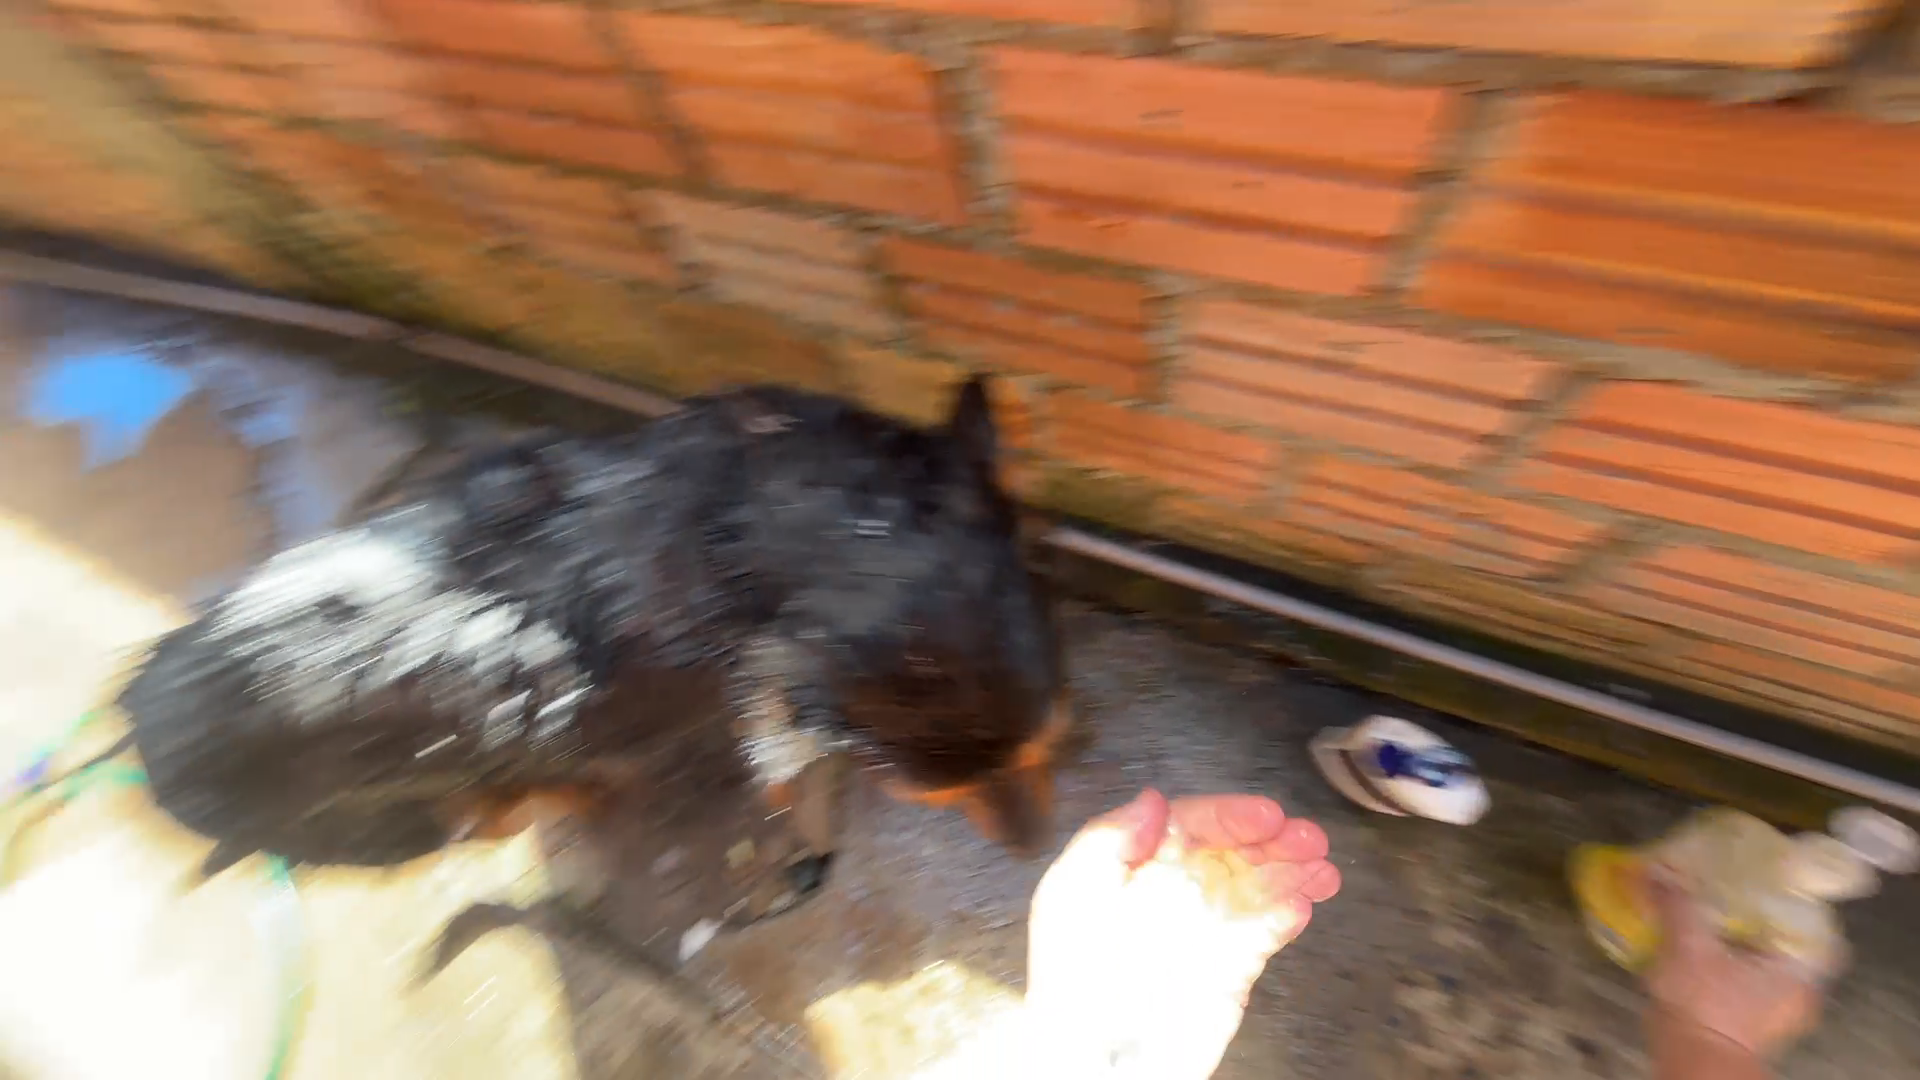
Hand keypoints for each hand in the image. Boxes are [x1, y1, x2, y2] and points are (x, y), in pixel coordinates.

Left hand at [1022, 788, 1340, 1078]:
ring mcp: (1203, 923)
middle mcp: (1173, 883)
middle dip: (1271, 841)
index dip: (1229, 815)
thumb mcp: (1075, 890)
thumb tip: (1153, 799)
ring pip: (1253, 888)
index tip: (1267, 814)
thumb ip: (1110, 838)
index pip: (1189, 824)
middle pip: (1229, 850)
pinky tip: (1302, 904)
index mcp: (1136, 858)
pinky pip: (1259, 934)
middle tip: (1310, 837)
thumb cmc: (1072, 965)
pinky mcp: (1227, 966)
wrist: (1095, 1053)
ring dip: (1289, 874)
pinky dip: (1282, 917)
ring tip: (1324, 870)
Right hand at [1644, 867, 1825, 1060]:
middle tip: (1710, 886)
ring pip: (1754, 956)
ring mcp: (1773, 1006)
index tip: (1749, 876)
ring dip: (1725, 933)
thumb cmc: (1704, 997)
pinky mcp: (1748, 1014)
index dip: (1781, 898)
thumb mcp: (1687, 942)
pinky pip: (1737, 972)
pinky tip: (1687, 942)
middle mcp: (1797, 989)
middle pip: (1776, 939)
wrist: (1694, 1051)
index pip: (1807, 926)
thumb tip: (1655, 869)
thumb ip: (1674, 902)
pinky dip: (1716, 954)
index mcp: (1798, 972)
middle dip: (1743, 913)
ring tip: (1691, 910)